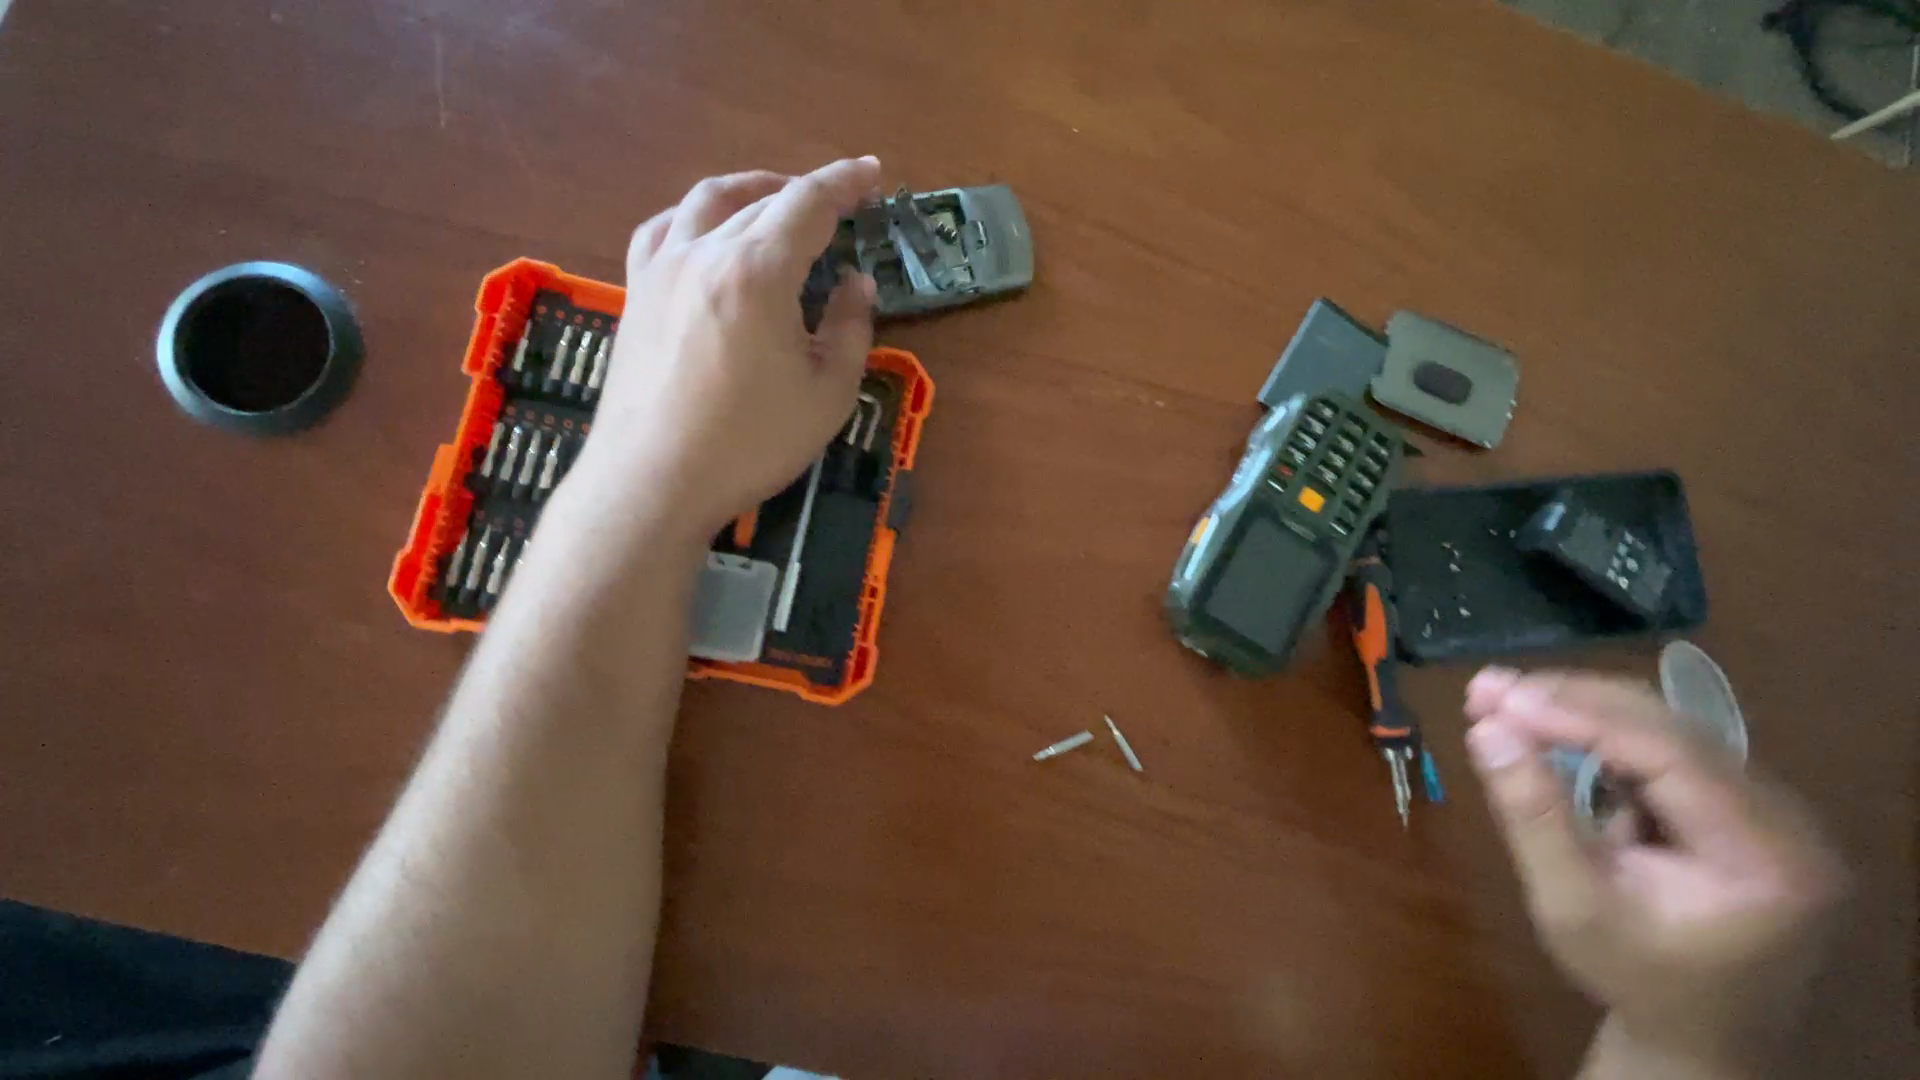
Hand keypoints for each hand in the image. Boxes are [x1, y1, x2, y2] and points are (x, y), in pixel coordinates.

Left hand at [574, 159, 880, 534]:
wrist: (654, 480)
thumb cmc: (750, 443)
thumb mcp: (828, 394)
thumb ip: (850, 329)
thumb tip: (855, 283)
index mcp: (758, 270)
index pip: (808, 203)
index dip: (845, 183)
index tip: (872, 174)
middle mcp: (705, 251)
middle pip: (763, 200)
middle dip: (807, 193)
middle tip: (840, 206)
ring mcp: (662, 268)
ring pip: (708, 201)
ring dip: (751, 190)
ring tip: (776, 201)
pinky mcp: (636, 293)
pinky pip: (664, 230)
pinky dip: (696, 217)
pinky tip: (706, 231)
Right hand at [1462, 669, 1845, 1067]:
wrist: (1697, 1028)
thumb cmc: (1635, 975)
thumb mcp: (1572, 907)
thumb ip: (1535, 817)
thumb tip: (1485, 729)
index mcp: (1766, 856)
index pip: (1670, 755)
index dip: (1579, 717)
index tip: (1498, 699)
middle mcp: (1783, 819)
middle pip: (1668, 728)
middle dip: (1570, 700)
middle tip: (1484, 689)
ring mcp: (1762, 808)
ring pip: (1661, 726)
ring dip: (1576, 707)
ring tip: (1499, 700)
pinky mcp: (1730, 803)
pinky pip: (1657, 745)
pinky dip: (1592, 729)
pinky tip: (1542, 726)